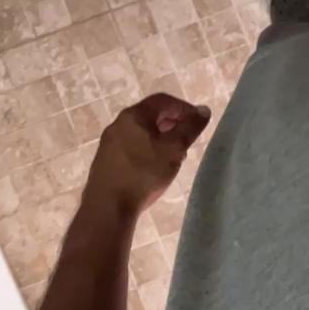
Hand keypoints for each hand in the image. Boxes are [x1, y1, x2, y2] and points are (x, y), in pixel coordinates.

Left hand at [84, 93, 211, 214]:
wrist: (107, 208)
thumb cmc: (144, 173)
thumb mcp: (174, 149)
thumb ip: (190, 127)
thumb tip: (203, 110)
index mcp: (134, 115)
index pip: (163, 100)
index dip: (183, 108)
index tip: (197, 122)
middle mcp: (118, 124)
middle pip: (151, 115)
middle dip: (172, 123)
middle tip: (187, 138)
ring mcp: (109, 143)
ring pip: (141, 132)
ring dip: (160, 138)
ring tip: (173, 155)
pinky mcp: (105, 161)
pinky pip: (131, 146)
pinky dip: (146, 149)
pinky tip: (154, 167)